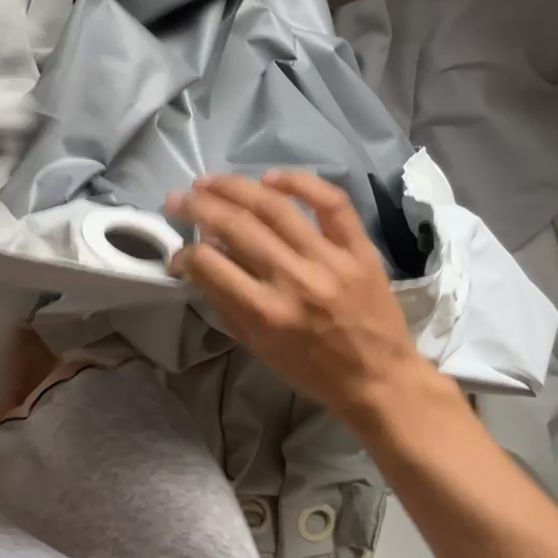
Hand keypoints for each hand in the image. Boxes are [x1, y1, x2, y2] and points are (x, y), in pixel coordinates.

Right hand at [165, 172, 436, 418]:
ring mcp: (331, 260)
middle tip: (176, 200)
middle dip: (196, 207)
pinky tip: (271, 178)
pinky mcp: (360, 250)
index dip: (184, 254)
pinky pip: (332, 204)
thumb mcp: (254, 344)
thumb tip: (200, 263)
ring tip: (208, 182)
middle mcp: (295, 280)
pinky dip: (300, 184)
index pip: (208, 264)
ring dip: (234, 188)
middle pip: (235, 226)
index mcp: (266, 311)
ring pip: (275, 207)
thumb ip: (224, 301)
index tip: (177, 255)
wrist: (382, 379)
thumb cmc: (309, 368)